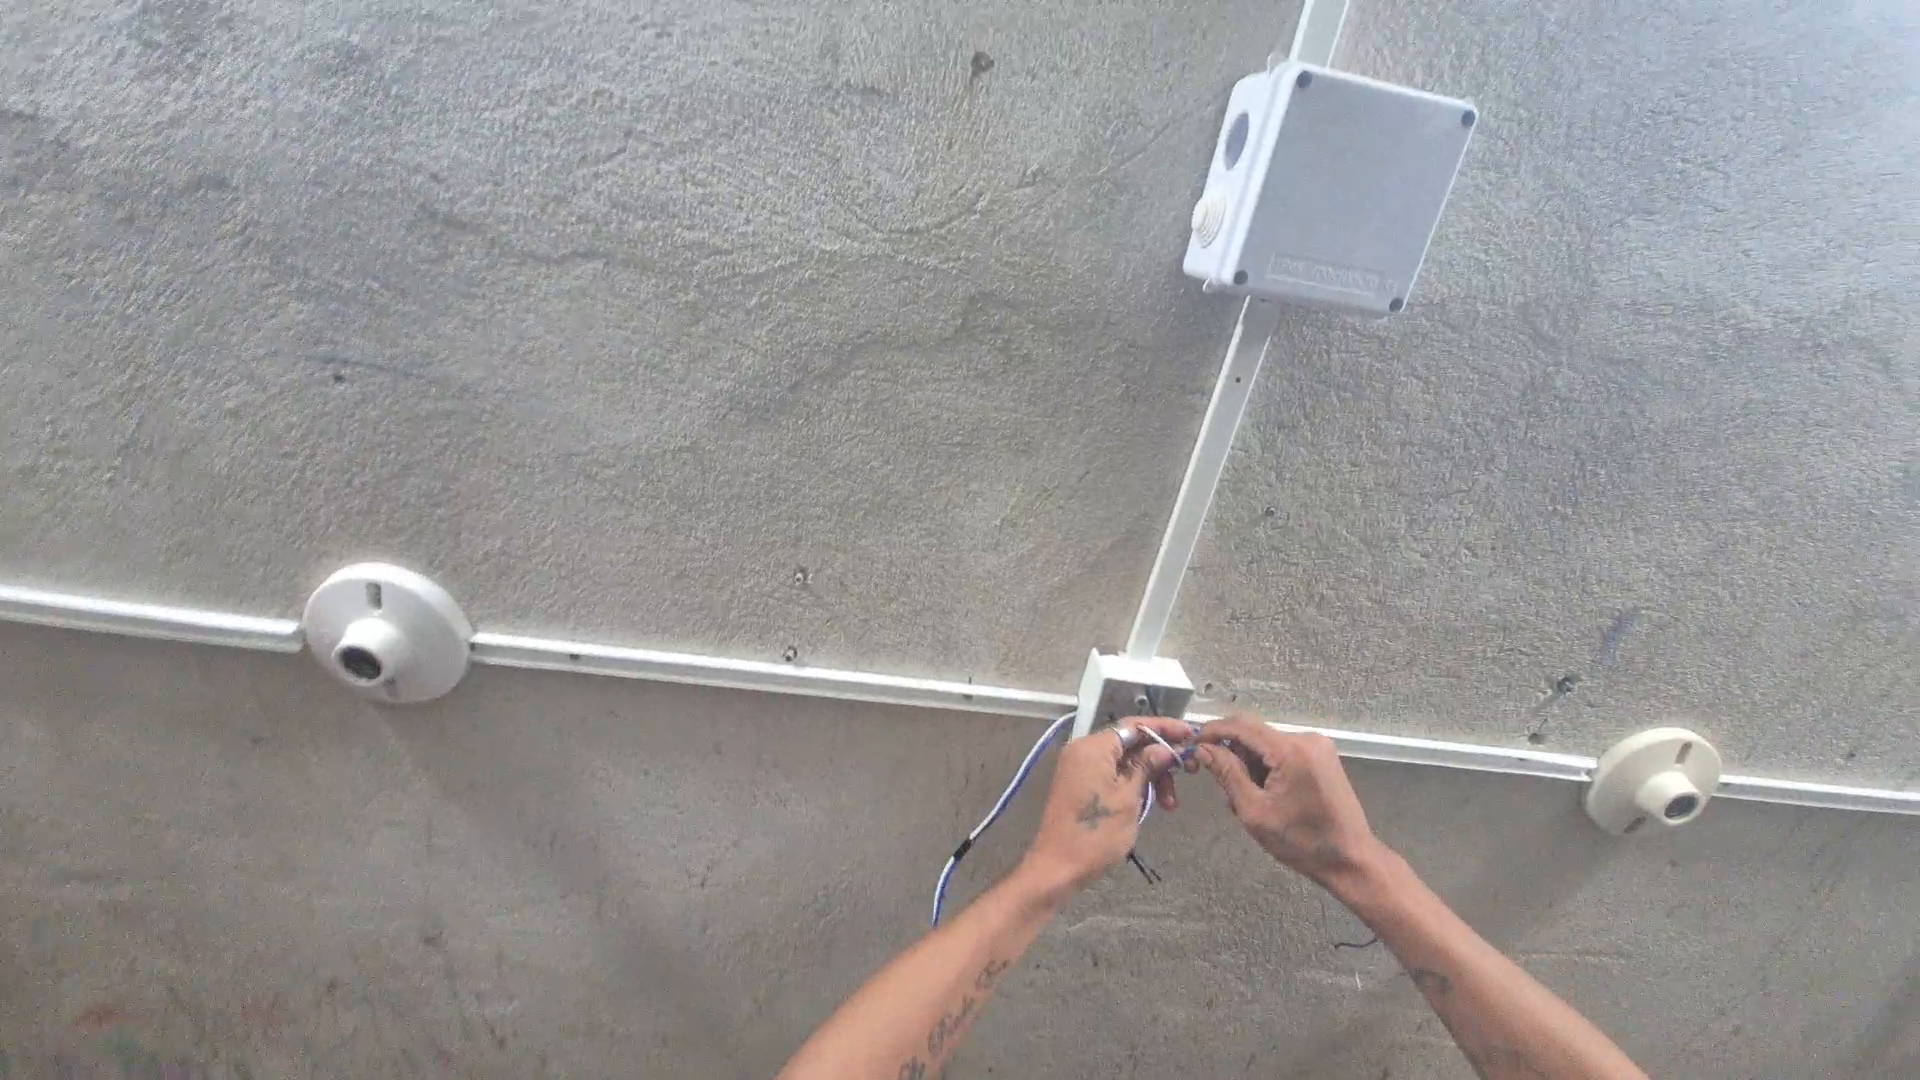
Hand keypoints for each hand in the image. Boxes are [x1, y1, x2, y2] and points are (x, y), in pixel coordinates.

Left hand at [1018, 717, 1192, 898]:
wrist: (1058, 867)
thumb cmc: (1096, 833)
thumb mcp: (1128, 798)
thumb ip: (1147, 767)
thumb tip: (1166, 748)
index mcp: (1092, 747)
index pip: (1133, 726)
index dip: (1164, 728)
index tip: (1191, 735)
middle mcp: (1083, 750)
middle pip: (1130, 742)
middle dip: (1159, 758)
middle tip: (1186, 775)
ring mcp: (1080, 768)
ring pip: (1124, 761)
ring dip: (1150, 776)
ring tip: (1169, 804)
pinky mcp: (1081, 785)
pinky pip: (1113, 774)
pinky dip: (1134, 784)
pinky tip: (1152, 804)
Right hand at [1195, 716, 1383, 889]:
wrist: (1351, 861)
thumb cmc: (1301, 842)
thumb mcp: (1254, 811)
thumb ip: (1227, 774)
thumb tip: (1203, 748)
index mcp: (1290, 750)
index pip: (1240, 725)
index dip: (1212, 731)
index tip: (1193, 745)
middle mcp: (1306, 739)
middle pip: (1253, 733)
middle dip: (1233, 754)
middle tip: (1224, 785)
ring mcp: (1317, 746)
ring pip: (1266, 743)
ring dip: (1250, 763)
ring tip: (1249, 798)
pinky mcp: (1322, 756)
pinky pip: (1282, 750)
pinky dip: (1267, 766)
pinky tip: (1267, 793)